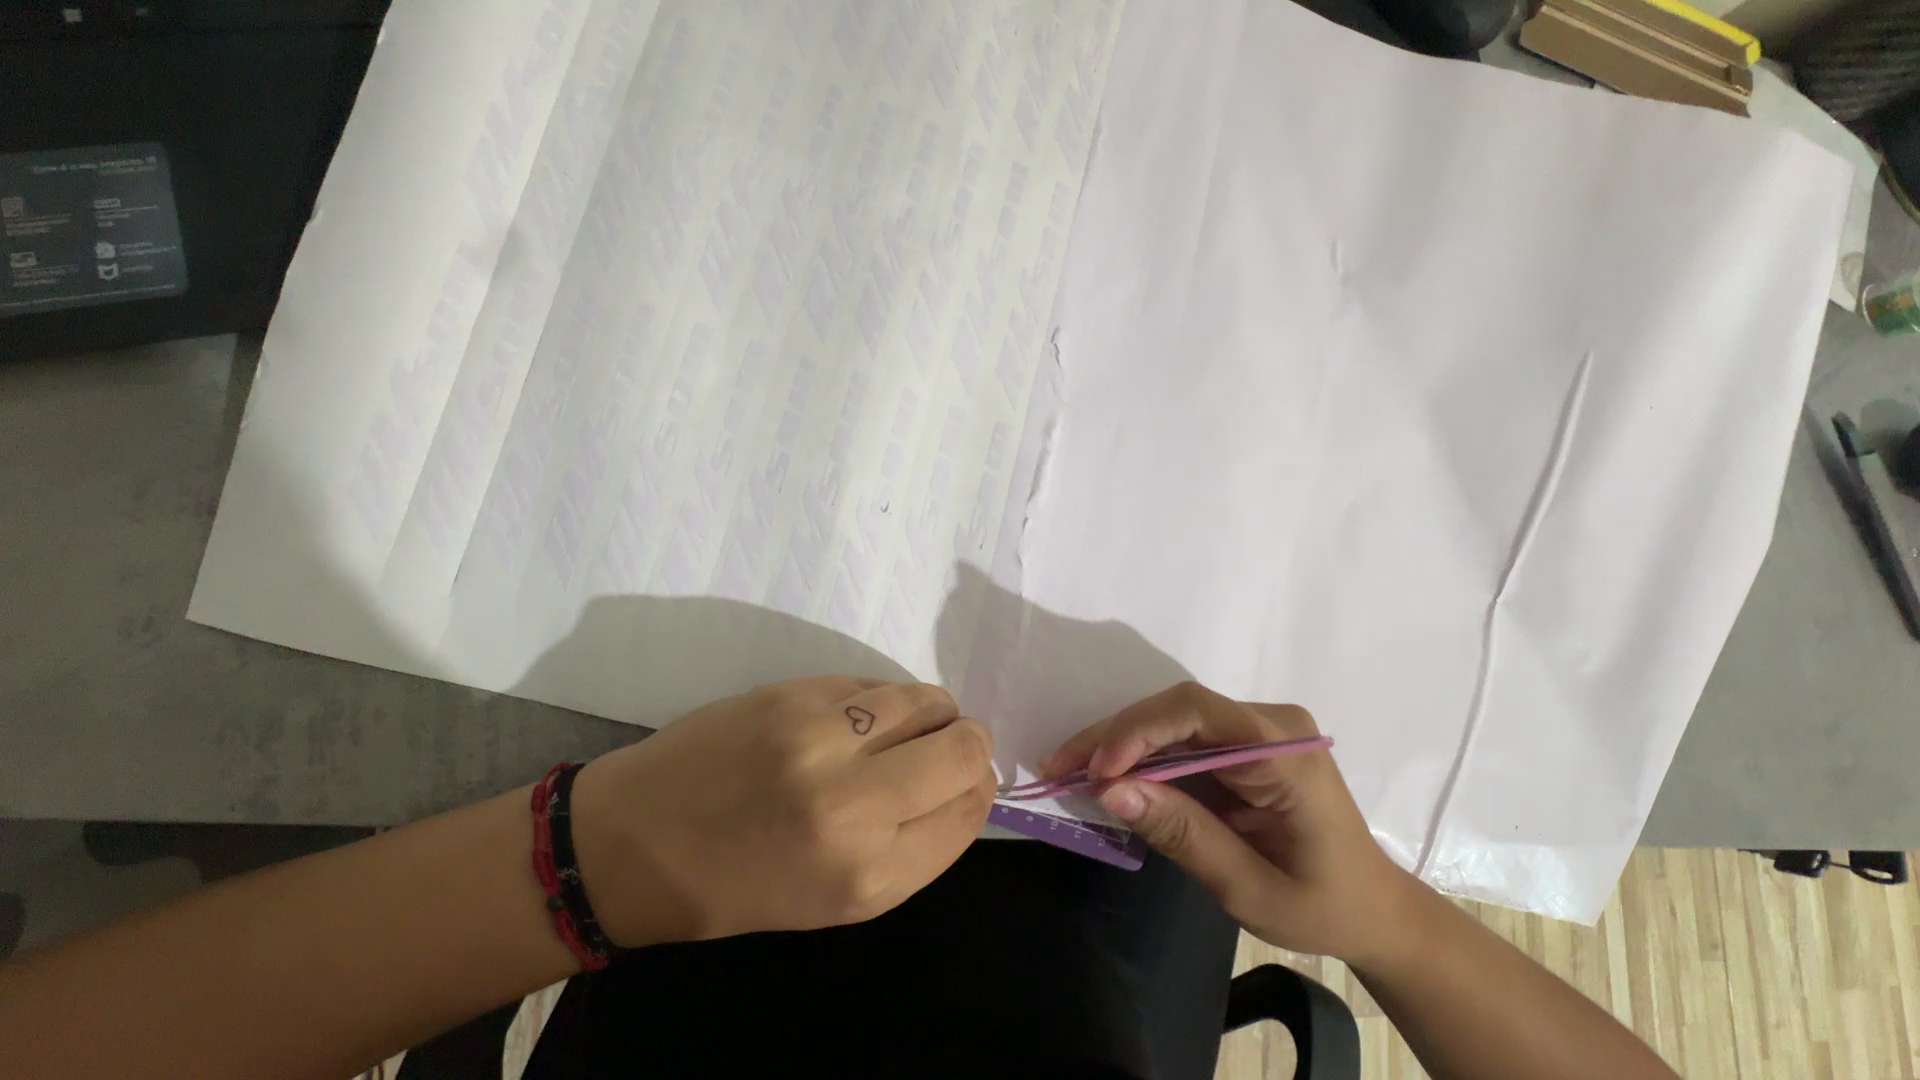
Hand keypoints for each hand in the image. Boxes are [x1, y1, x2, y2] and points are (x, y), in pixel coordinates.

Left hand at [569, 677, 995, 946]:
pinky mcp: (793, 693)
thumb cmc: (739, 886)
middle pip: (965, 748)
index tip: (961, 785)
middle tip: (942, 752)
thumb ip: (913, 844)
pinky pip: (876, 683)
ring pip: (928, 701)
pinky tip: (856, 719)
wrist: (634, 842)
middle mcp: (854, 801)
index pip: (969, 808)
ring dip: (931, 715)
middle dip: (968, 747)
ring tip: (900, 731)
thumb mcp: (838, 898)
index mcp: (868, 872)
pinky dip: (884, 700)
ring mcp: (822, 736)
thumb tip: (964, 784)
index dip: (975, 790)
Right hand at [1043, 681, 1421, 967]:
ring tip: (1069, 771)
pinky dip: (1141, 759)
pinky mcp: (1243, 746)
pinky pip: (1182, 740)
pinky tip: (1107, 777)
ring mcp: (1258, 730)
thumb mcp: (1248, 886)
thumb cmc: (1321, 905)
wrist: (1373, 911)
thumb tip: (1110, 791)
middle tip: (1058, 767)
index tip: (1095, 770)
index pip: (1198, 712)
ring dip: (1120, 746)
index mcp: (1285, 752)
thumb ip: (1183, 834)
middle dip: (1115, 737)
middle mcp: (1272, 724)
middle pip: (1177, 710)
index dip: (1138, 730)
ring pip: (1172, 721)